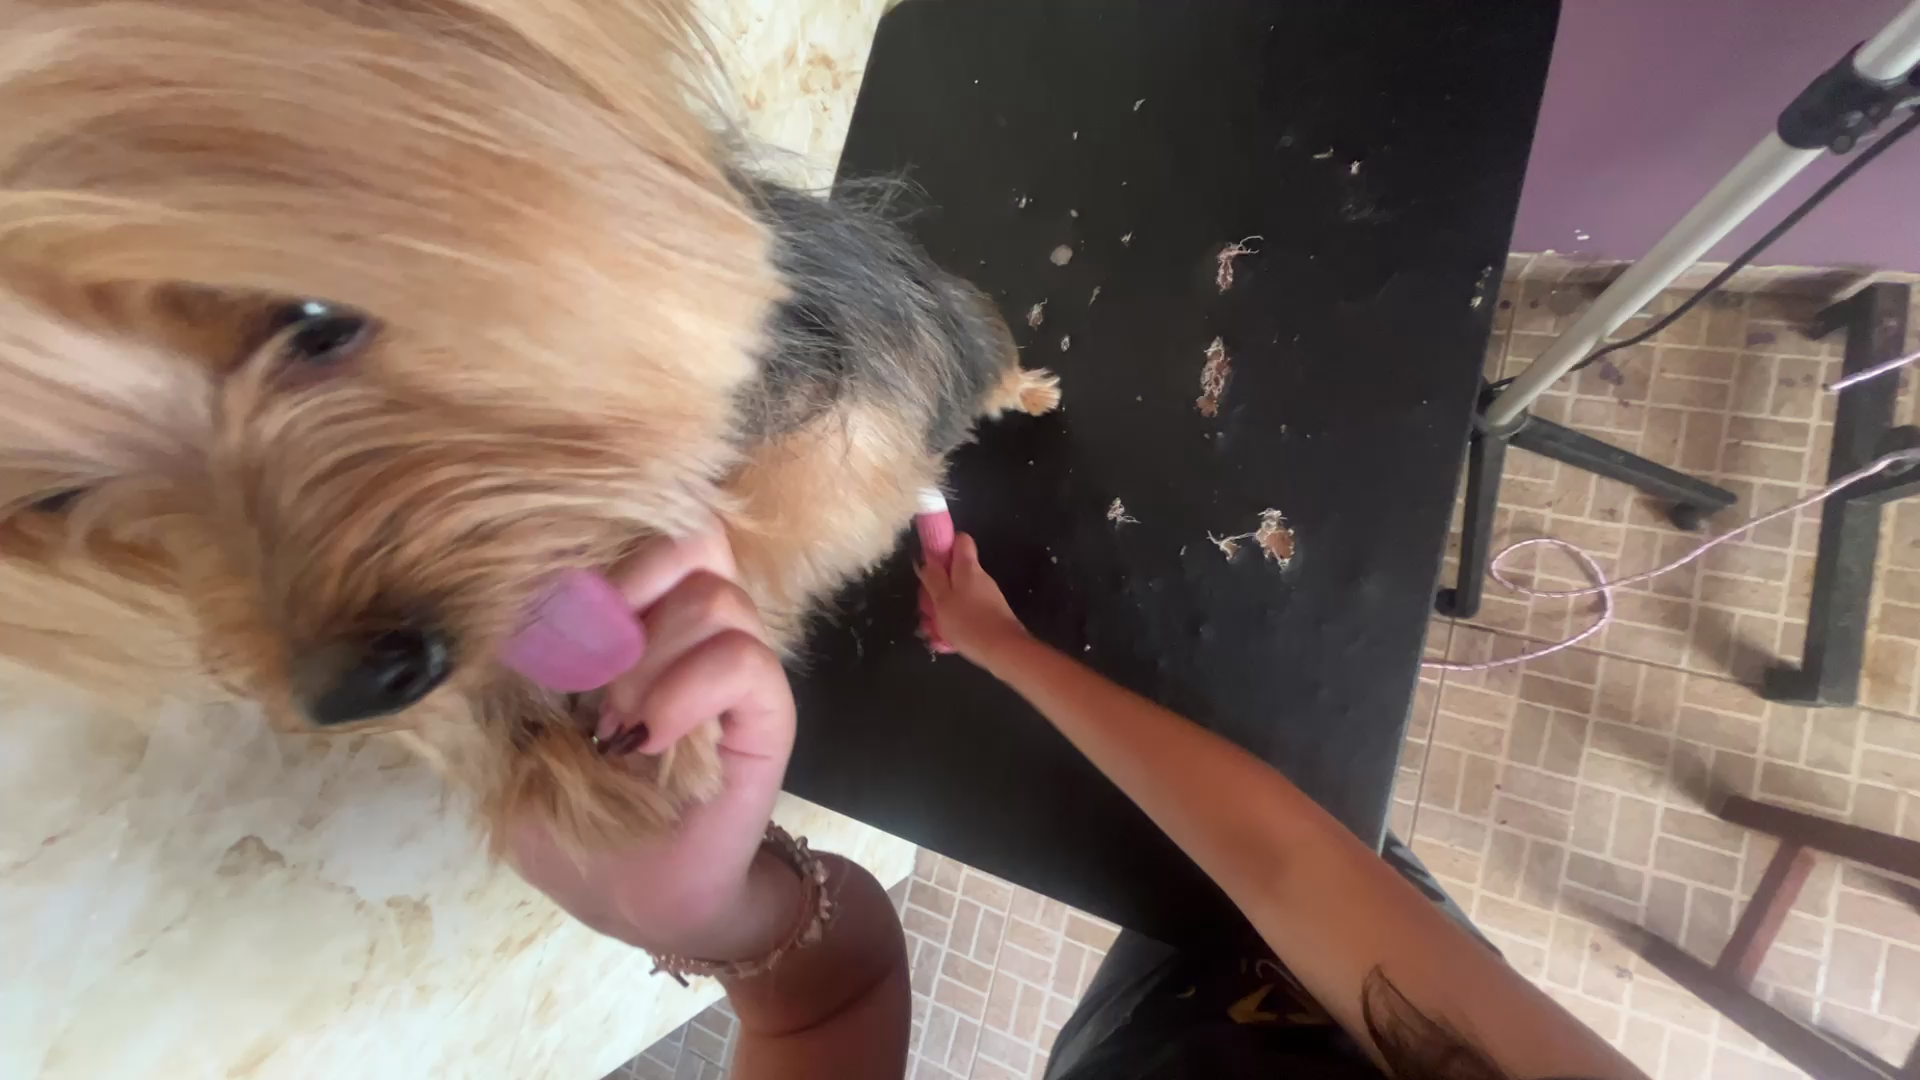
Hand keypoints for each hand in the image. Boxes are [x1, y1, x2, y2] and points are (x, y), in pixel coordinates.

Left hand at [507, 527, 802, 962]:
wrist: (644, 897)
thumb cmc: (579, 821)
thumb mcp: (518, 743)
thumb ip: (512, 678)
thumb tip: (491, 608)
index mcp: (652, 622)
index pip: (660, 531)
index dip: (611, 553)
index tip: (556, 620)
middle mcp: (703, 632)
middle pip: (696, 543)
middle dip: (634, 591)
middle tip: (592, 667)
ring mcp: (742, 669)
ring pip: (716, 600)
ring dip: (652, 658)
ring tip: (620, 725)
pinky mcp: (769, 712)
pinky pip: (744, 661)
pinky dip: (689, 690)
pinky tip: (653, 738)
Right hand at [915, 532, 1030, 664]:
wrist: (1004, 650)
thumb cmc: (969, 622)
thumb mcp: (942, 601)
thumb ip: (933, 578)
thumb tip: (926, 560)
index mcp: (968, 568)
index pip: (960, 540)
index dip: (944, 545)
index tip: (929, 561)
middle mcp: (980, 577)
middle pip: (955, 571)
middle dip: (937, 586)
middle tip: (926, 604)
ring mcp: (987, 596)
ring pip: (958, 595)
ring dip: (943, 608)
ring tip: (931, 628)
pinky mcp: (990, 613)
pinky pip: (967, 611)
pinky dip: (955, 621)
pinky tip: (944, 640)